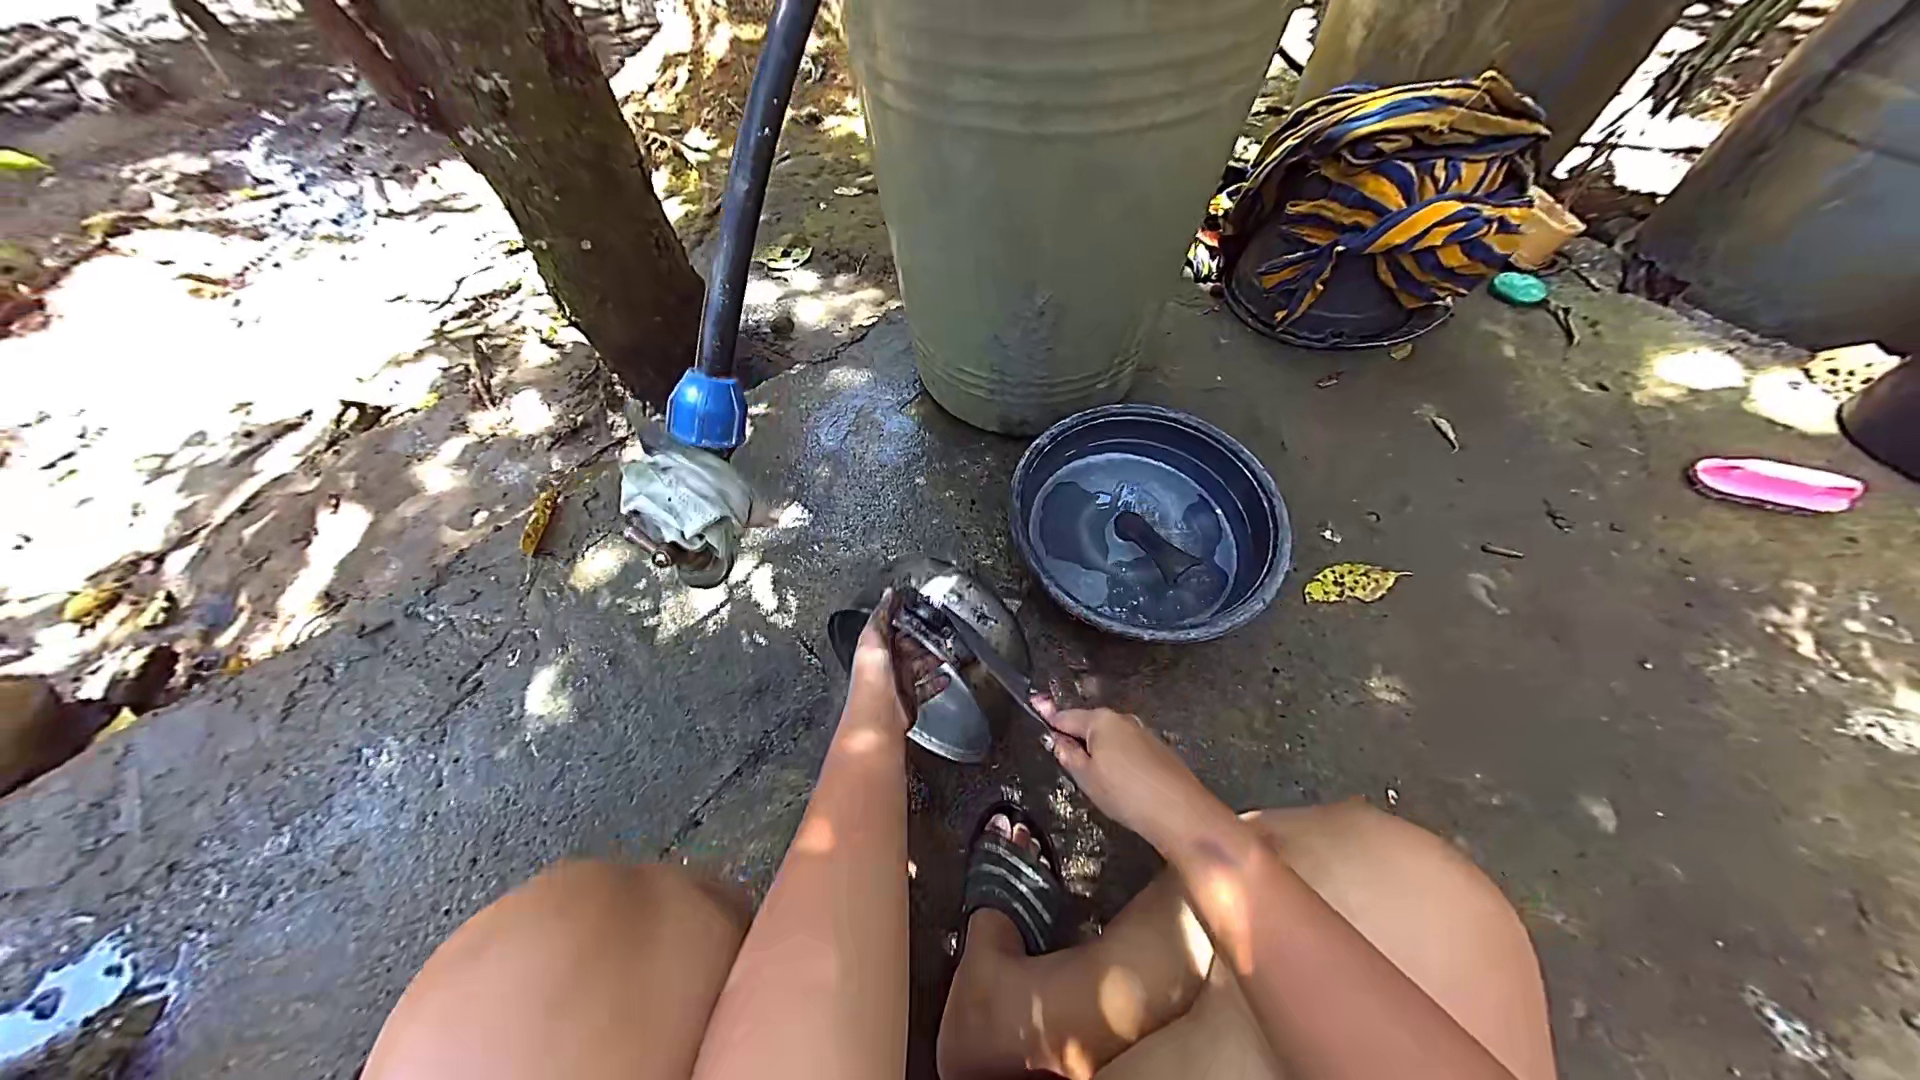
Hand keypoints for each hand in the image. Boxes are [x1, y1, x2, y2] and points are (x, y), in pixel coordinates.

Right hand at [1035, 699, 1234, 855]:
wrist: (1181, 813)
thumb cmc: (1125, 793)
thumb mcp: (1086, 777)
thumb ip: (1068, 754)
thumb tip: (1058, 740)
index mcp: (1101, 721)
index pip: (1066, 716)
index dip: (1049, 718)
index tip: (1035, 707)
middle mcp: (1123, 720)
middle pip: (1090, 725)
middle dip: (1077, 739)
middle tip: (1069, 764)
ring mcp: (1144, 733)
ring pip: (1111, 738)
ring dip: (1099, 751)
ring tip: (1098, 781)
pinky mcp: (1159, 751)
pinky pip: (1128, 749)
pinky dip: (1119, 759)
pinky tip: (1122, 784)